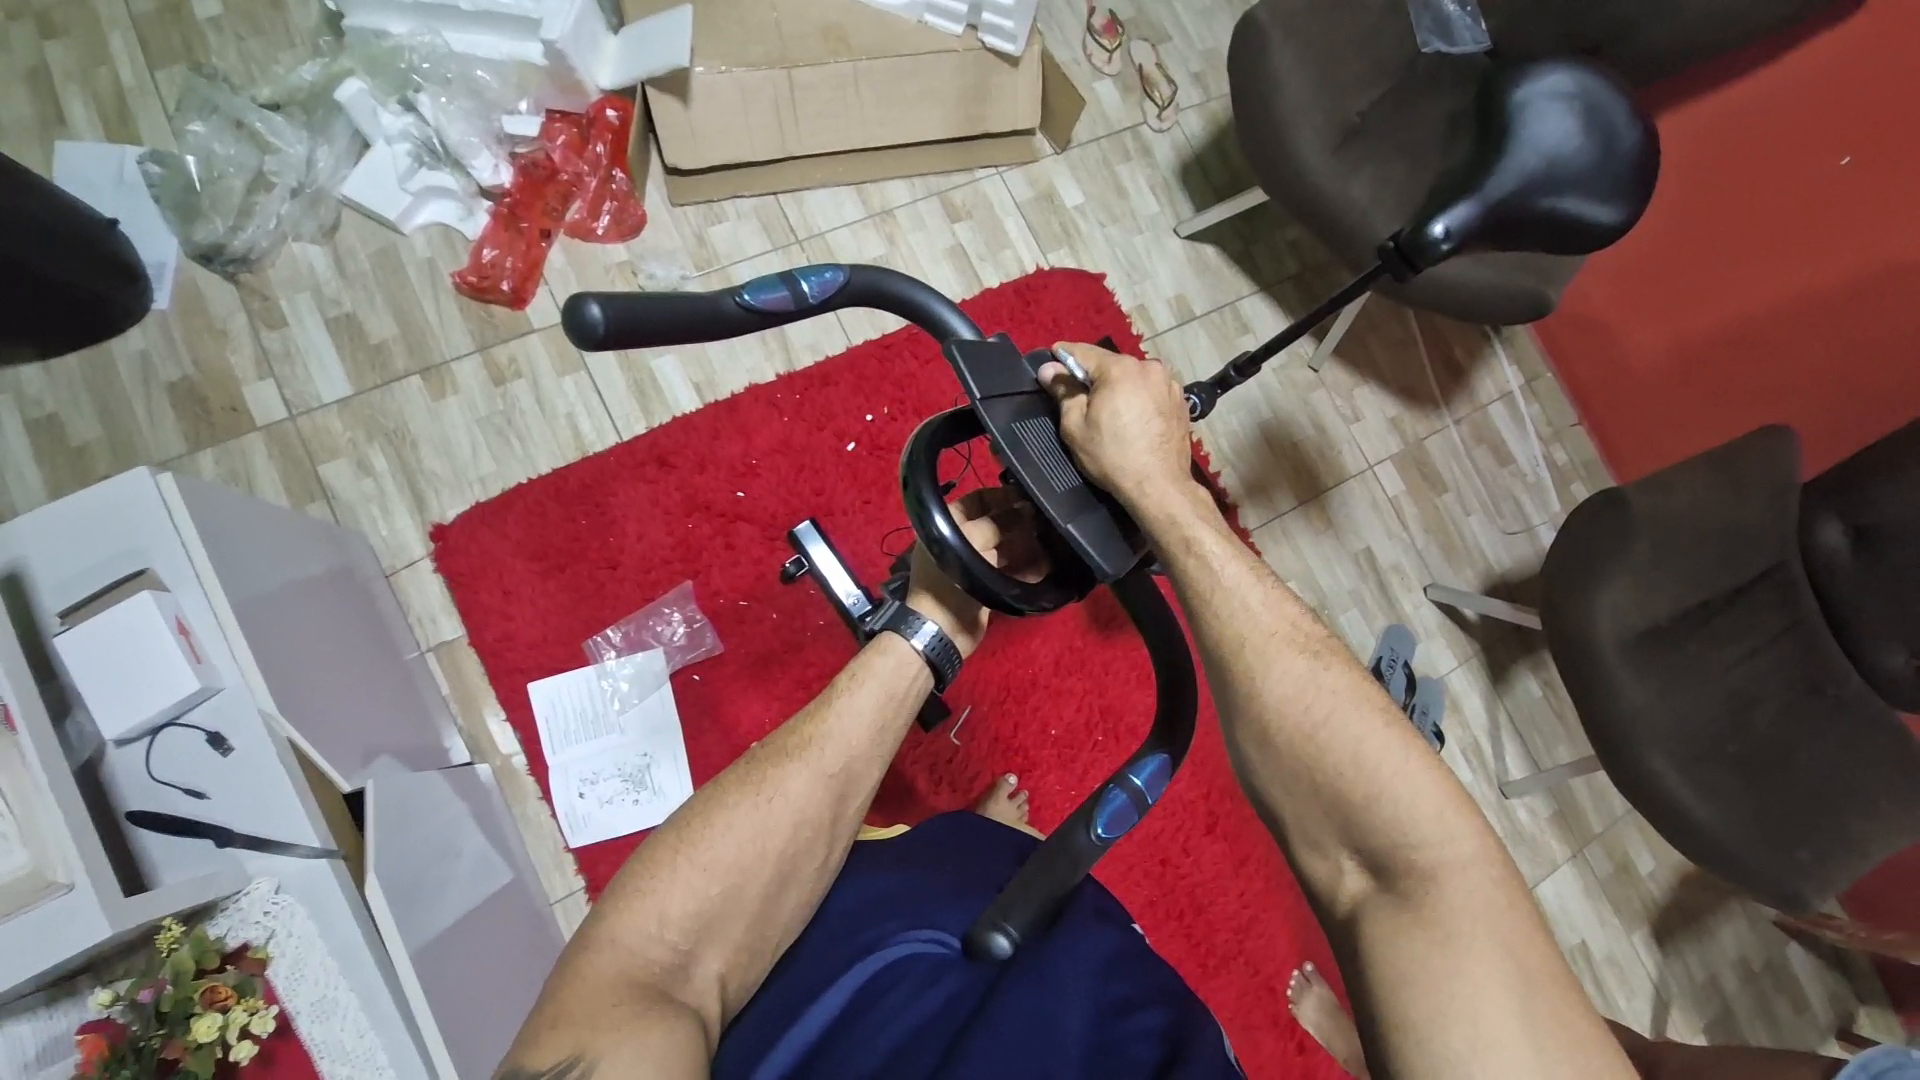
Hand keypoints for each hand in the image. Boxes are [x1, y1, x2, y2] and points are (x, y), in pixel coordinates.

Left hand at [905, 487, 1048, 658]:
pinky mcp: (985, 586)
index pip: (977, 500)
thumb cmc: (951, 578)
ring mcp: (973, 565)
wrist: (943, 629)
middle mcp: (959, 541)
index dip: (1002, 497)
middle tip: (1046, 520)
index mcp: (947, 524)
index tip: (1029, 496)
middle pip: (995, 525)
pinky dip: (1027, 569)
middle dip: (1020, 522)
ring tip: (1051, 541)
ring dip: (1028, 546)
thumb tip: (1025, 508)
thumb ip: (999, 522)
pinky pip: (1009, 571)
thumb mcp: (972, 540)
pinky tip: (1048, 565)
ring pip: (1005, 548)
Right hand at [1038, 342, 1195, 512]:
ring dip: (1119, 386)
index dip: (1063, 355)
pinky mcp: (1180, 400)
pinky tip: (1133, 418)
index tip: (1051, 360)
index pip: (1083, 351)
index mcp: (1119, 369)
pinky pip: (1151, 390)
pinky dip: (1139, 397)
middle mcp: (1148, 366)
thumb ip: (1064, 392)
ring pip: (1133, 376)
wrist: (1159, 485)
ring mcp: (1169, 382)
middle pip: (1111, 364)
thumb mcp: (1076, 427)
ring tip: (1109, 410)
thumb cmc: (1112, 457)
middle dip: (1093, 376)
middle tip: (1079, 396)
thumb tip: (1049, 369)